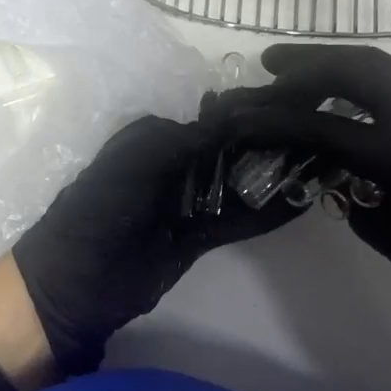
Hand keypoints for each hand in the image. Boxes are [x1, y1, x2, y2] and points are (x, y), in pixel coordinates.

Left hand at [11, 113, 304, 373]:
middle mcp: (173, 163)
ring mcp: (186, 201)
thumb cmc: (98, 210)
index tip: (291, 106)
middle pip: (228, 149)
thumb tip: (232, 119)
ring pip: (236, 182)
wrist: (74, 284)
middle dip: (265, 143)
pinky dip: (264, 212)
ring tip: (317, 164)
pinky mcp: (195, 238)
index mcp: (152, 137)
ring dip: (270, 175)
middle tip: (314, 136)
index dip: (246, 114)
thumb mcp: (136, 162)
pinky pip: (235, 220)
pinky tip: (297, 202)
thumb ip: (183, 140)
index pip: (209, 119)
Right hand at [221, 44, 390, 335]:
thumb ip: (342, 180)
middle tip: (267, 69)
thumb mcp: (382, 226)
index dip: (274, 121)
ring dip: (331, 62)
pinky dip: (365, 82)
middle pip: (355, 69)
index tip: (239, 118)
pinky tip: (346, 96)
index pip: (324, 127)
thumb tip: (307, 149)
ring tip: (294, 69)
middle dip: (304, 65)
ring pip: (380, 64)